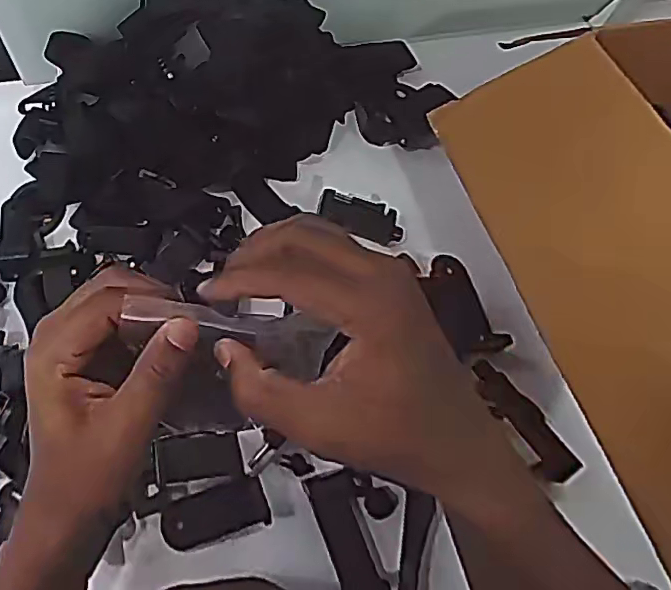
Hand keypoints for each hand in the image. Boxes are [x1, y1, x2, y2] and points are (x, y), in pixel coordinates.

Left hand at [0, 266, 197, 589]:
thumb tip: (182, 326)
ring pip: (117, 295)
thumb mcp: (125, 429)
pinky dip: (147, 324)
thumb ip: (156, 373)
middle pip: (110, 285)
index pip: (109, 299)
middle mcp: (55, 336)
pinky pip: (120, 317)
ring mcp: (69, 340)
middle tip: (187, 319)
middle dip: (153, 297)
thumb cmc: (79, 485)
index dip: (153, 304)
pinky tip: (167, 344)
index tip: (187, 318)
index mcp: (52, 349)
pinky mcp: (86, 350)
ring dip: (151, 308)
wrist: (67, 517)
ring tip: (182, 330)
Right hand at [198, 217, 526, 504]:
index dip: (240, 280)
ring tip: (242, 271)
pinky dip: (296, 248)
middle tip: (224, 278)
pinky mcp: (387, 275)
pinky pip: (332, 241)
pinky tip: (278, 272)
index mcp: (370, 306)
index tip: (212, 293)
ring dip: (273, 243)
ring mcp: (388, 270)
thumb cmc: (404, 433)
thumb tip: (230, 353)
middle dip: (252, 251)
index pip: (289, 271)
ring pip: (316, 228)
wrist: (458, 442)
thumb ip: (262, 392)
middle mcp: (382, 275)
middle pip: (300, 234)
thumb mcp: (321, 427)